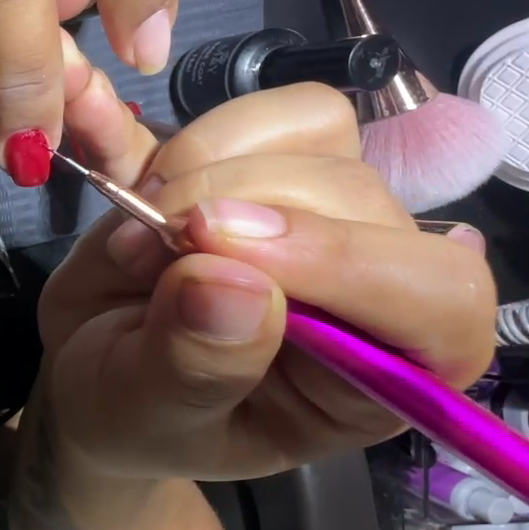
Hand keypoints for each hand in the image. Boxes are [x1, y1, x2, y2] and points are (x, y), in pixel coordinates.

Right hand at [35, 85, 496, 480]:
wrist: (95, 369)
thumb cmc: (133, 415)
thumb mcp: (146, 413)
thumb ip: (192, 365)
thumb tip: (229, 278)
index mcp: (374, 371)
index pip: (433, 297)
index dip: (340, 260)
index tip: (212, 247)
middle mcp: (367, 284)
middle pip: (352, 197)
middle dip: (232, 205)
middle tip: (138, 247)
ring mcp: (318, 214)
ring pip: (316, 136)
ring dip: (203, 164)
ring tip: (136, 223)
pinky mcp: (266, 167)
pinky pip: (269, 114)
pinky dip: (194, 132)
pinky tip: (131, 164)